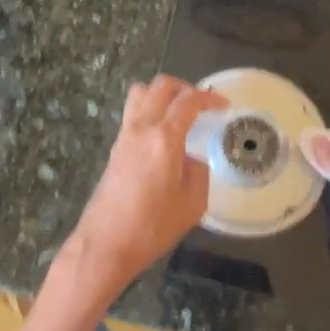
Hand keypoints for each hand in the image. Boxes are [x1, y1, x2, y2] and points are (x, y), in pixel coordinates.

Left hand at [63, 76, 227, 297]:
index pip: (188, 101)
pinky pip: (133, 113)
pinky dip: (150, 110)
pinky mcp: (115, 149)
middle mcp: (141, 128)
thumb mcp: (193, 203)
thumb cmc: (153, 227)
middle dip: (185, 87)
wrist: (105, 244)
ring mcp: (124, 136)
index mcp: (164, 138)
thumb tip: (191, 158)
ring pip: (140, 93)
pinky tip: (163, 135)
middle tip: (201, 104)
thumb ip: (199, 171)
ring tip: (179, 113)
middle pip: (160, 86)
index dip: (210, 98)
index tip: (224, 105)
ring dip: (162, 94)